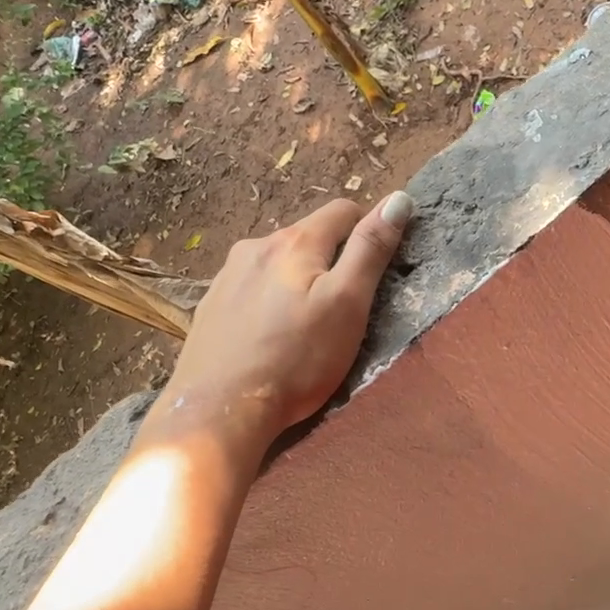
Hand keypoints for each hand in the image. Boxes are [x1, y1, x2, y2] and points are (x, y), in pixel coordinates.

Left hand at [161, 192, 412, 453]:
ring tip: (308, 323)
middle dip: (332, 258)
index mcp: (296, 242)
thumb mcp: (349, 303)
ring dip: (299, 278)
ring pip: (279, 262)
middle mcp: (257, 246)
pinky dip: (271, 299)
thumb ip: (371, 249)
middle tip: (346, 306)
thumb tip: (399, 200)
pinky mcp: (211, 305)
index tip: (376, 270)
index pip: (344, 210)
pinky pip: (252, 286)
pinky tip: (273, 334)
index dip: (368, 231)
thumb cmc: (298, 359)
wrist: (220, 410)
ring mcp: (228, 275)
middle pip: (309, 236)